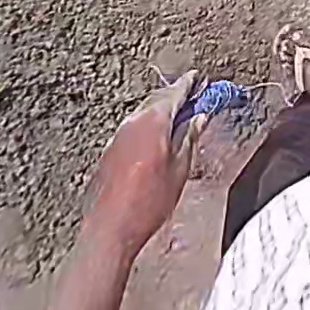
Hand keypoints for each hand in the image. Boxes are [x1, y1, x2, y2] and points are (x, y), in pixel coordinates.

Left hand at [77, 70, 206, 257]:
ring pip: (145, 112)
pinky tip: (157, 138)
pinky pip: (134, 127)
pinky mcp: (110, 151)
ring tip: (178, 118)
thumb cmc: (149, 202)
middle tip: (194, 96)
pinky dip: (149, 124)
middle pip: (159, 99)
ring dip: (162, 110)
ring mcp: (118, 135)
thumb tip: (199, 116)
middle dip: (176, 95)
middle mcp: (133, 121)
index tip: (201, 77)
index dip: (190, 84)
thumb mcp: (180, 167)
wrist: (109, 231)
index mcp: (154, 120)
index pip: (176, 92)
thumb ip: (190, 136)